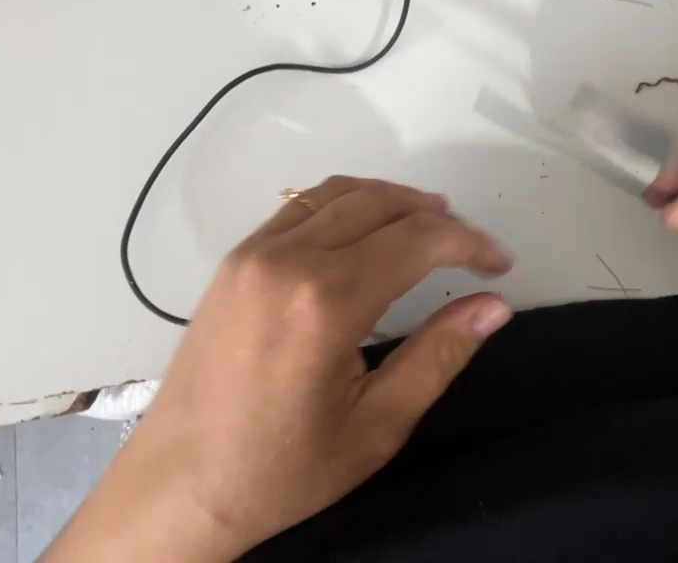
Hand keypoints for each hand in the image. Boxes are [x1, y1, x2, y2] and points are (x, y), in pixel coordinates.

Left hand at [49, 177, 514, 562]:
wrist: (178, 484)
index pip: (417, 240)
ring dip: (391, 198)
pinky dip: (344, 202)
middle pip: (380, 203)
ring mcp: (255, 252)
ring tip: (429, 221)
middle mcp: (288, 258)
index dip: (468, 242)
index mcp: (327, 301)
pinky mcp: (235, 259)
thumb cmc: (281, 470)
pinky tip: (364, 227)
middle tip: (470, 244)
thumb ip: (438, 356)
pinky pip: (300, 206)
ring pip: (338, 193)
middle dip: (435, 216)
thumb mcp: (375, 428)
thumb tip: (493, 306)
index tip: (499, 261)